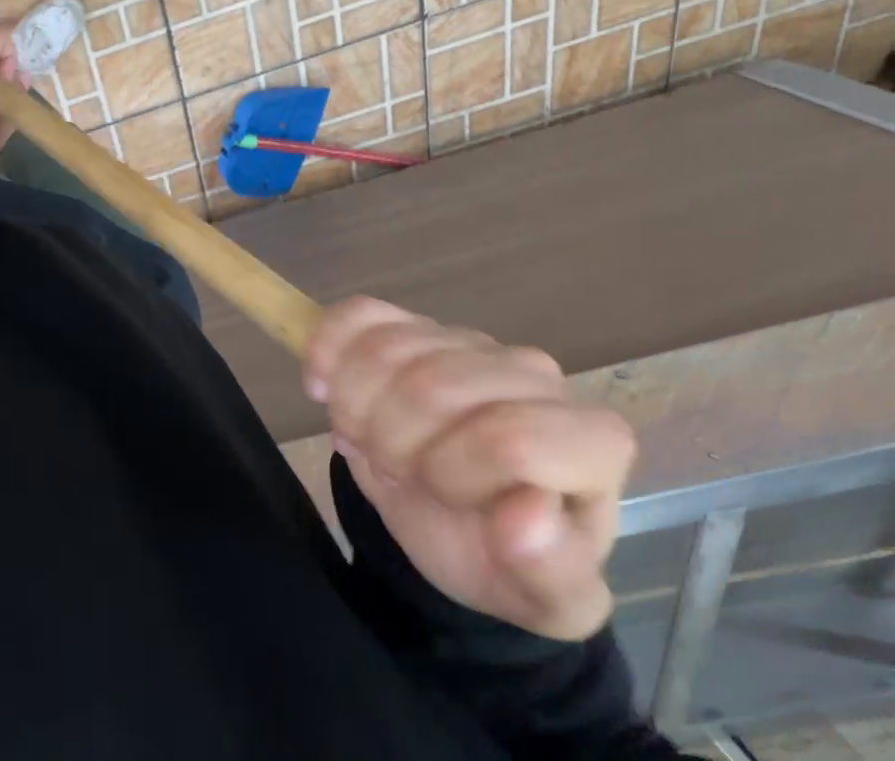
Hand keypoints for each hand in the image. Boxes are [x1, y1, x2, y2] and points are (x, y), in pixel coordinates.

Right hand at [303, 297, 635, 639]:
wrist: (457, 521)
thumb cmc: (501, 556)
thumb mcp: (540, 597)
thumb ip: (550, 572)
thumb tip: (524, 516)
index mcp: (587, 442)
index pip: (508, 438)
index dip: (452, 472)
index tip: (443, 498)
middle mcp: (535, 378)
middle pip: (431, 387)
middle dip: (391, 443)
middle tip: (397, 473)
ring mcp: (469, 344)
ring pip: (387, 348)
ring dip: (356, 406)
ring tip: (372, 439)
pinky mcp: (413, 326)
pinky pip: (358, 314)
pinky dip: (327, 350)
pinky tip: (326, 386)